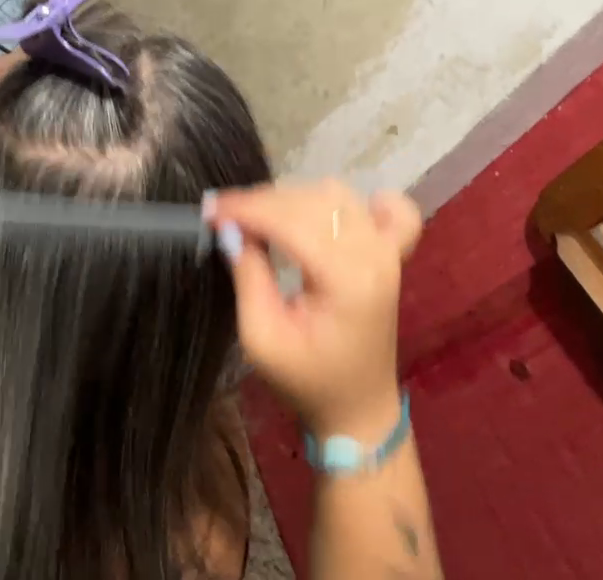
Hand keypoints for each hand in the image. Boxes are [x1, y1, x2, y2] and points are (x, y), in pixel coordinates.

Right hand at [207, 181, 423, 439]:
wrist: (357, 407)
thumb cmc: (306, 380)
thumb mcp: (261, 339)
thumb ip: (248, 278)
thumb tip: (232, 229)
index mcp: (347, 281)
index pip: (292, 221)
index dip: (247, 208)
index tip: (210, 211)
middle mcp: (374, 256)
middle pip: (312, 201)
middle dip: (262, 202)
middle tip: (224, 217)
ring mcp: (388, 252)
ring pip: (337, 196)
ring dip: (294, 199)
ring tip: (261, 220)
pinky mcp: (392, 254)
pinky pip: (389, 208)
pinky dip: (360, 201)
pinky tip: (330, 210)